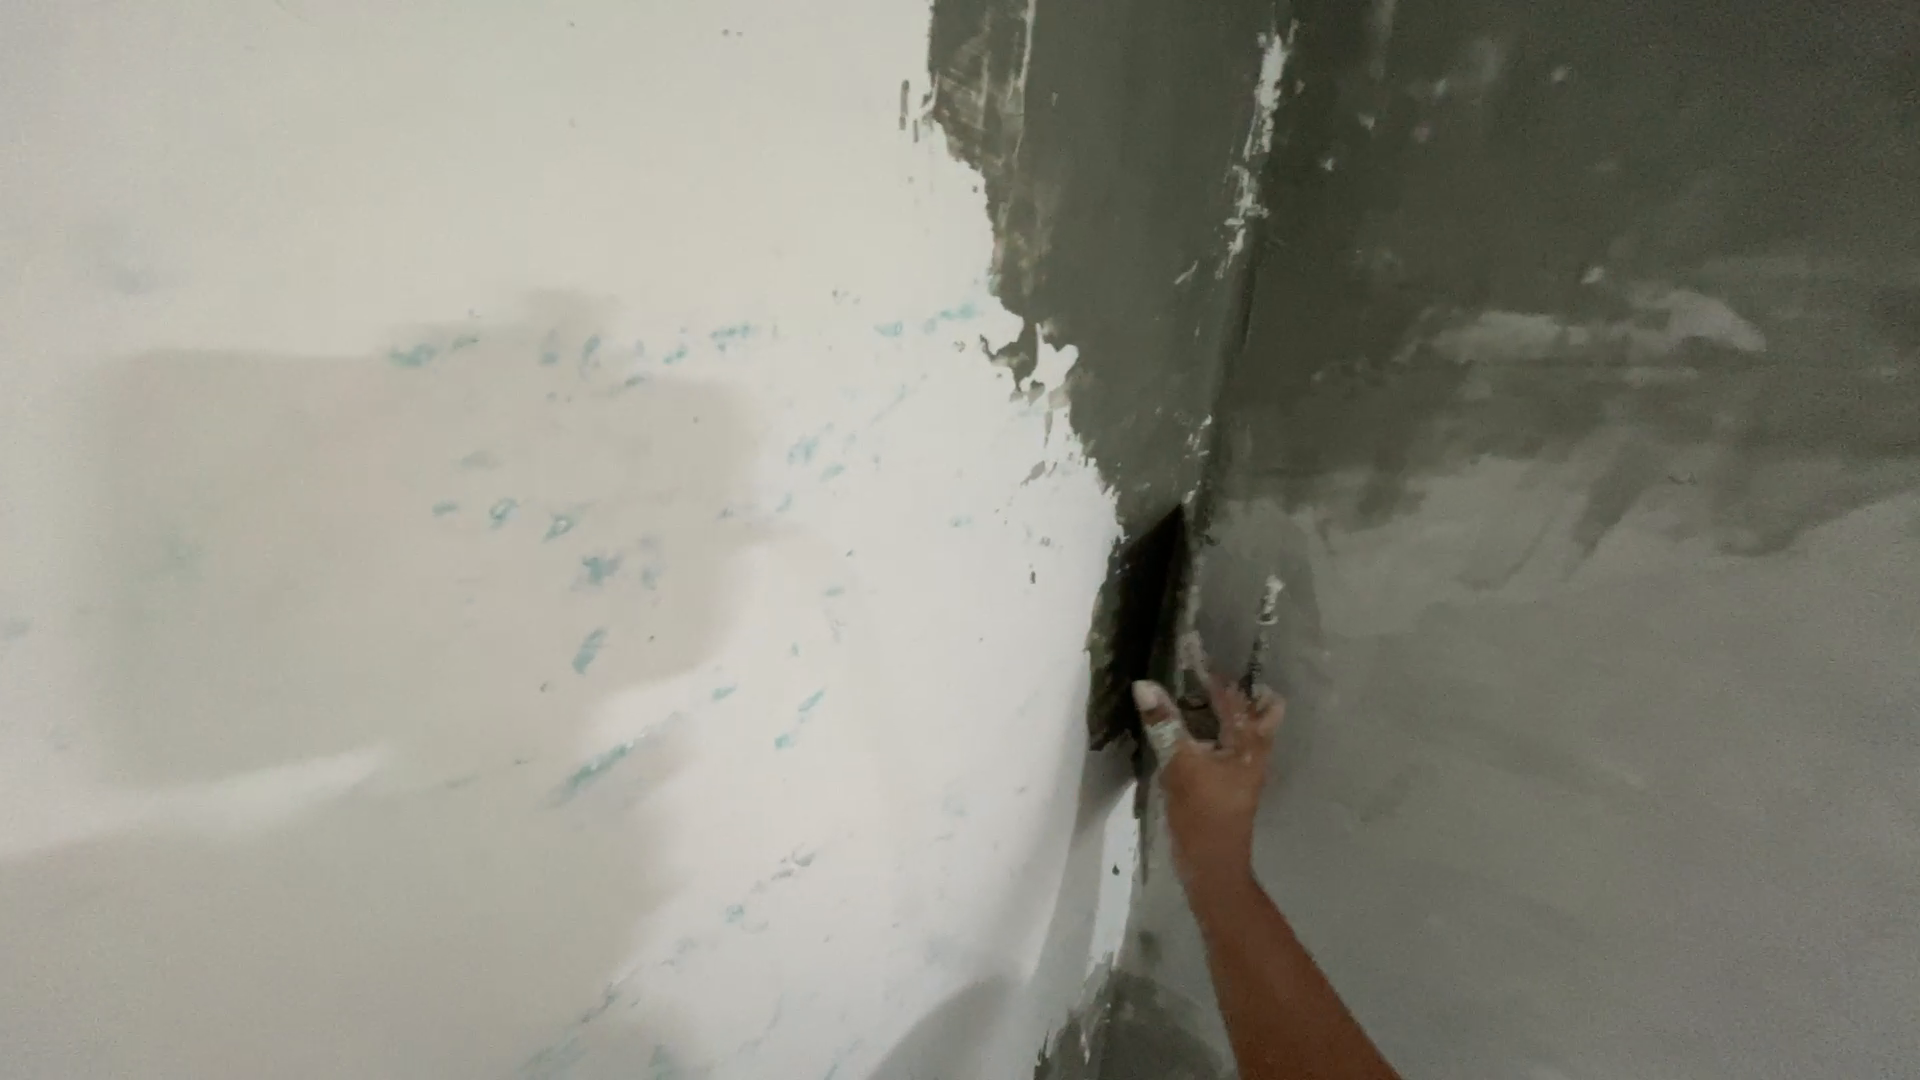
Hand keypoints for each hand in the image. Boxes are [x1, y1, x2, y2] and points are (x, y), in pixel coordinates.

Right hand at [1132, 634, 1283, 890]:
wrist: (1212, 866)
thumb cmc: (1202, 813)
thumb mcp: (1179, 764)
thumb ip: (1163, 723)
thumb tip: (1145, 684)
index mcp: (1247, 742)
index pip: (1231, 695)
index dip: (1210, 671)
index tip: (1191, 647)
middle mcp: (1253, 751)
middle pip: (1263, 710)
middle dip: (1243, 689)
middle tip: (1212, 673)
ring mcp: (1244, 768)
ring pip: (1246, 728)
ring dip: (1228, 709)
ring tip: (1197, 692)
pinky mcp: (1230, 782)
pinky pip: (1228, 744)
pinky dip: (1215, 729)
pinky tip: (1191, 728)